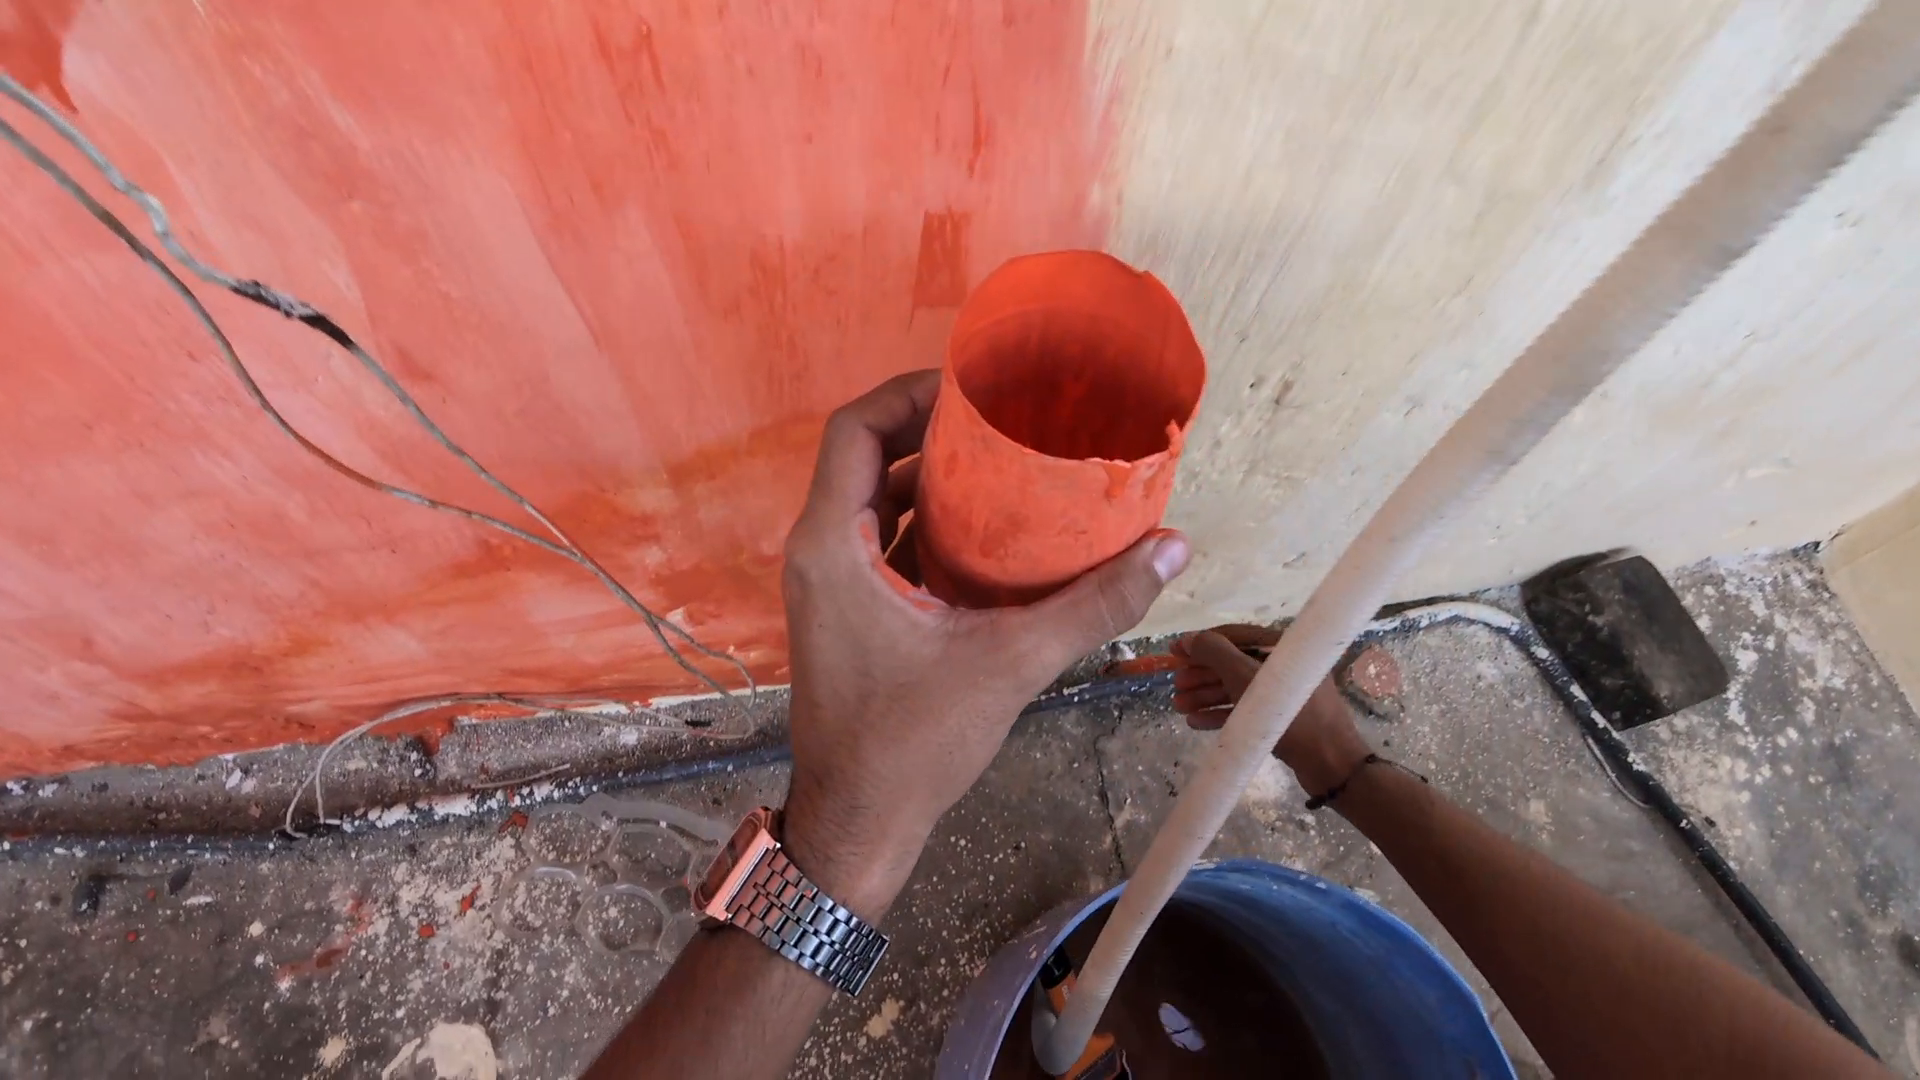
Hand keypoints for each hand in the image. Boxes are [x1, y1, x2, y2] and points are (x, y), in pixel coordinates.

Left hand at [779, 371, 1190, 915]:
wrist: (858, 822)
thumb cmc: (915, 743)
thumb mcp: (1011, 664)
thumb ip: (1094, 605)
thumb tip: (1174, 548)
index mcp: (834, 544)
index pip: (854, 429)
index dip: (908, 393)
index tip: (972, 386)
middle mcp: (820, 551)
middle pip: (864, 457)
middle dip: (930, 431)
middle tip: (1002, 420)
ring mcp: (829, 583)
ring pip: (873, 501)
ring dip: (929, 478)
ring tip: (1003, 463)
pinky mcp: (847, 610)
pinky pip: (881, 542)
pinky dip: (924, 523)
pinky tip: (985, 532)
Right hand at [1170, 625, 1370, 795]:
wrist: (1330, 762)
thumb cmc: (1288, 712)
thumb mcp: (1245, 675)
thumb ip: (1215, 652)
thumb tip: (1189, 638)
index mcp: (1279, 647)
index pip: (1233, 635)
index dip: (1201, 642)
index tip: (1174, 651)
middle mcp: (1282, 665)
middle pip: (1231, 663)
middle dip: (1201, 674)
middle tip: (1176, 686)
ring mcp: (1282, 693)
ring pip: (1235, 687)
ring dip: (1205, 695)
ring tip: (1179, 706)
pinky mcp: (1280, 717)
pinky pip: (1245, 709)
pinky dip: (1221, 713)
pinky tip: (1196, 722)